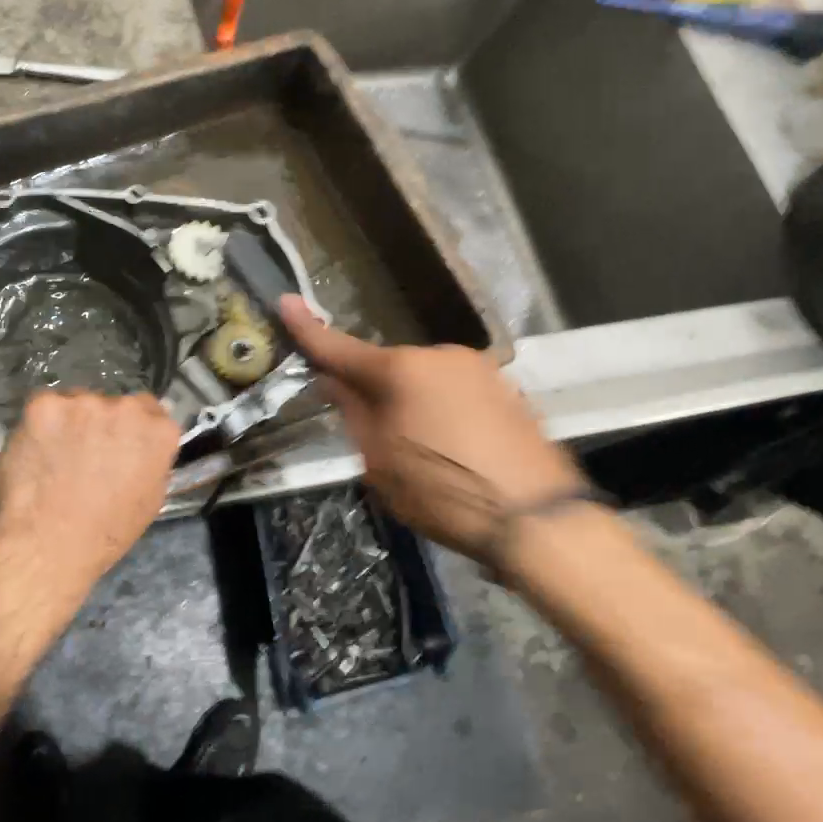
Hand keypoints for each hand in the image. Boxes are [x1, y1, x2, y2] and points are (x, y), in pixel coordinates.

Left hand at [0, 391, 181, 580]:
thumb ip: (152, 461)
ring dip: (70, 422)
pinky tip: (36, 451)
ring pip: (77, 403)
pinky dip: (40, 425)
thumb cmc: (105, 533)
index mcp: (159, 431)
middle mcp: (126, 407)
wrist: (50, 542)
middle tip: (85, 455)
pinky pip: (45, 406)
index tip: (118, 445)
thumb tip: (141, 447)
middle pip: (113, 404)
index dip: (131, 428)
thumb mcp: (151, 499)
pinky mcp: (45, 404)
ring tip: (56, 457)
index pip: (150, 410)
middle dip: (100, 424)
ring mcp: (84, 402)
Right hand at [279, 296, 587, 560]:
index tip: (284, 302)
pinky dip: (443, 411)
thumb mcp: (379, 462)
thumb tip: (334, 380)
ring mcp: (480, 369)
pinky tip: (453, 448)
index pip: (341, 348)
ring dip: (411, 402)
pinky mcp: (507, 390)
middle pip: (389, 368)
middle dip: (374, 390)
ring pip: (424, 381)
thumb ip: (352, 413)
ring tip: (421, 452)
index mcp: (401, 369)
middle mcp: (440, 356)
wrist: (538, 519)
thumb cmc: (443, 492)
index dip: (308, 330)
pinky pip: (456, 392)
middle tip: (373, 436)